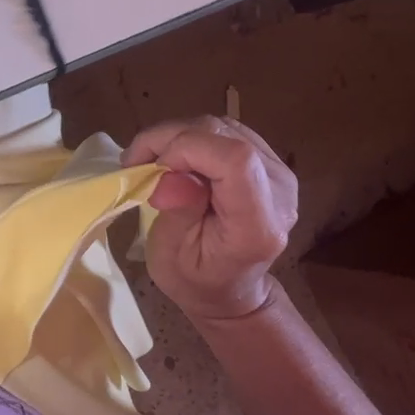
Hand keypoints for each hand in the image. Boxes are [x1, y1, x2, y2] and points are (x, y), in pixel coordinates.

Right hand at [124, 116, 298, 322]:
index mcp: (255, 225)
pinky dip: (192, 138)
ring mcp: (278, 173)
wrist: (230, 289)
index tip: (152, 170)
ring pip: (221, 126)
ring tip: (152, 161)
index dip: (187, 149)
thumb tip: (174, 175)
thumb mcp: (169, 258)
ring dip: (177, 137)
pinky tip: (175, 160)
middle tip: (137, 163)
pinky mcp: (269, 162)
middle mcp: (278, 191)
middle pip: (223, 135)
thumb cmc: (194, 279)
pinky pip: (226, 131)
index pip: (235, 160)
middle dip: (169, 139)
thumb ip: (177, 214)